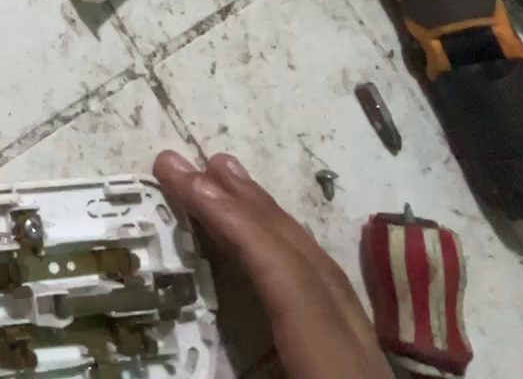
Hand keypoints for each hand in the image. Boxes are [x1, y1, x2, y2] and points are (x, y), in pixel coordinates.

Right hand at [154, 151, 390, 378]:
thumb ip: (209, 360)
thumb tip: (155, 326)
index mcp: (337, 372)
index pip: (289, 283)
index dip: (236, 226)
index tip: (182, 179)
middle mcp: (362, 359)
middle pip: (309, 265)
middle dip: (248, 207)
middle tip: (193, 163)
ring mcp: (367, 361)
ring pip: (323, 273)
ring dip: (268, 221)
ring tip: (224, 176)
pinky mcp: (359, 367)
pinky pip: (327, 294)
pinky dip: (287, 253)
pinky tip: (259, 239)